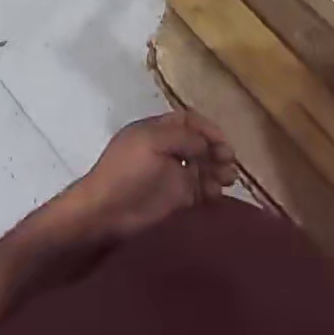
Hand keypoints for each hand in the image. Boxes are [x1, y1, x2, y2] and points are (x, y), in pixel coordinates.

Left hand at [39, 111, 239, 244]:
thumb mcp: (152, 142)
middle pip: (199, 144)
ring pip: (202, 166)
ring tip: (227, 180)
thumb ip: (182, 138)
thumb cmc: (126, 172)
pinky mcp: (175, 198)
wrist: (105, 213)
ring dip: (217, 170)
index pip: (189, 122)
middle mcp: (166, 149)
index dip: (207, 129)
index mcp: (157, 131)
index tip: (223, 143)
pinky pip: (199, 190)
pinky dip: (211, 190)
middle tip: (229, 164)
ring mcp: (171, 174)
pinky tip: (217, 195)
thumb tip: (206, 144)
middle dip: (216, 151)